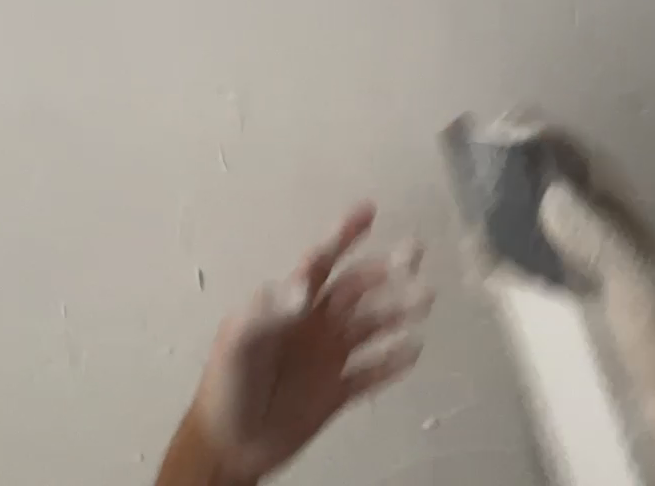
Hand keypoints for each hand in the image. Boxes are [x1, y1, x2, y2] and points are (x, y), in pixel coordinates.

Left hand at [189, 202, 432, 482]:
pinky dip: (392, 362)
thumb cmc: (228, 383)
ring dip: (397, 309)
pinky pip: (371, 372)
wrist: (229, 444)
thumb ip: (270, 311)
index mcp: (289, 303)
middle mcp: (314, 322)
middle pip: (356, 286)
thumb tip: (302, 286)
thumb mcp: (241, 340)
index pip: (321, 260)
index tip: (368, 210)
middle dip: (384, 268)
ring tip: (425, 298)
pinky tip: (414, 350)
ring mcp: (327, 355)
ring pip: (371, 324)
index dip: (343, 234)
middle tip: (415, 252)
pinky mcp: (336, 390)